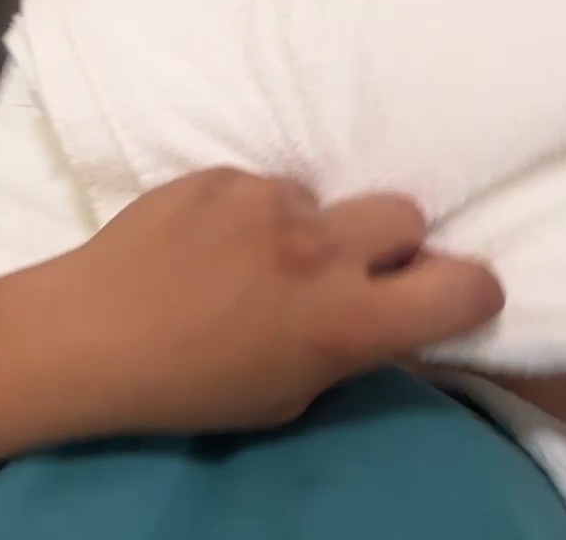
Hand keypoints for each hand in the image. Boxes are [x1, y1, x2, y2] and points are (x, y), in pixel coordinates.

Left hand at [11, 168, 503, 433]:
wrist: (94, 329)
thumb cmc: (191, 384)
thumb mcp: (291, 393)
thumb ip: (348, 344)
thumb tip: (381, 309)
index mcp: (346, 320)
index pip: (465, 286)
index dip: (470, 290)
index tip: (448, 293)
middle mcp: (319, 248)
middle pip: (405, 212)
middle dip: (391, 241)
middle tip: (345, 266)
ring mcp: (265, 199)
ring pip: (320, 197)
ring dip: (305, 224)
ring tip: (249, 254)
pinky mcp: (221, 171)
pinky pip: (259, 186)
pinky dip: (249, 209)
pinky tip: (205, 236)